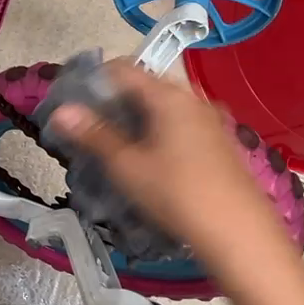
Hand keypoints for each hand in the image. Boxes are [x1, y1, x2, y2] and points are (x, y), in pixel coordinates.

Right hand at [47, 61, 284, 260]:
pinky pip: (177, 123)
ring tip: (111, 144)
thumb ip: (93, 134)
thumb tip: (61, 110)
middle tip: (87, 126)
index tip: (72, 101)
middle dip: (111, 101)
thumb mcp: (126, 165)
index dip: (92, 79)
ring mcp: (209, 121)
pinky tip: (145, 159)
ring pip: (160, 107)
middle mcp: (191, 100)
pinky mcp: (219, 143)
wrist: (242, 236)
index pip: (121, 68)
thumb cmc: (177, 194)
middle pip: (142, 86)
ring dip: (133, 118)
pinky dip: (155, 131)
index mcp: (168, 96)